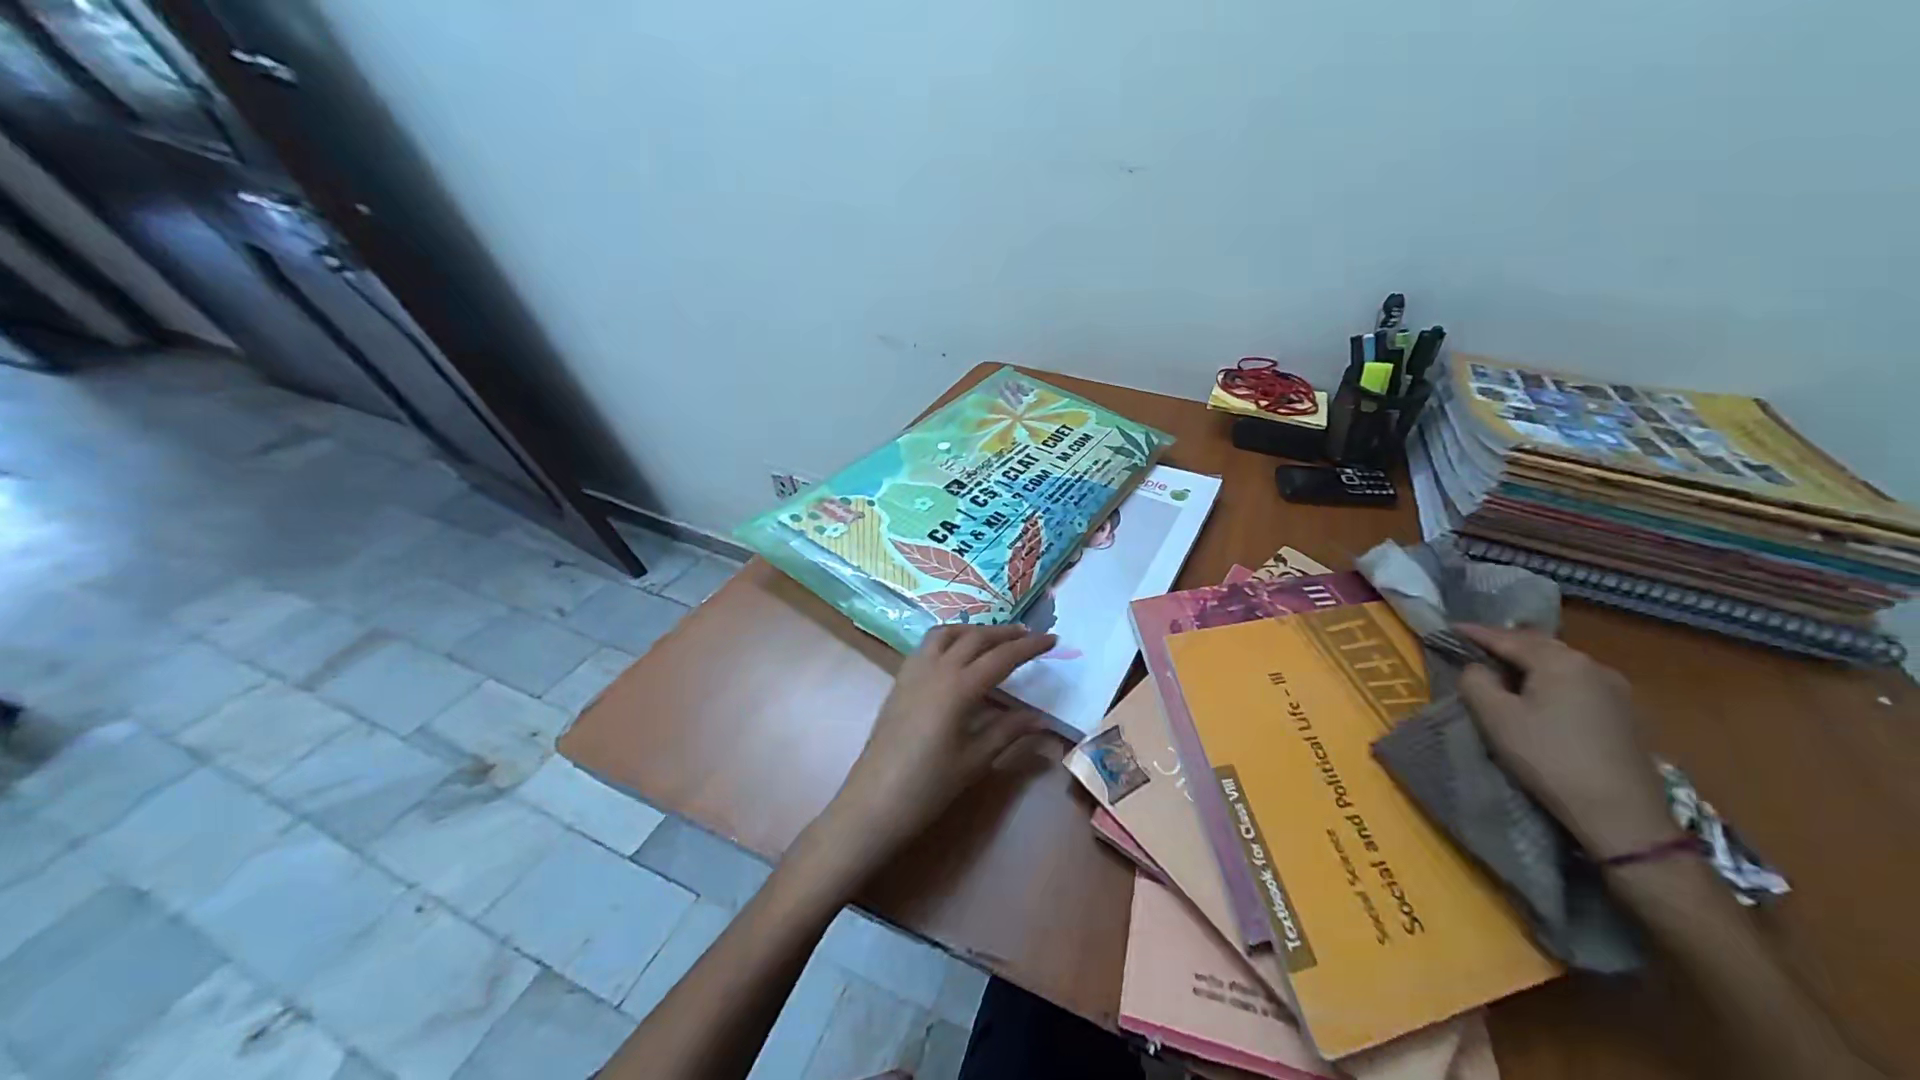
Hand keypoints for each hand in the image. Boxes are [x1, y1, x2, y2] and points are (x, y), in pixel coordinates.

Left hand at [807, 624, 1055, 875]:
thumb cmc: (929, 785)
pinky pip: (928, 645)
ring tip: (995, 638)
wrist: (874, 800)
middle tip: (1030, 635)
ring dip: (974, 630)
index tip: (1052, 640)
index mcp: (959, 687)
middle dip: (1005, 633)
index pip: (1002, 657)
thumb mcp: (976, 760)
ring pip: (947, 634)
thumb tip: (1039, 718)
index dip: (1029, 647)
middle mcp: (936, 669)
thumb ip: (1008, 731)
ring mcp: (914, 671)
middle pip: (975, 638)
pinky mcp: (900, 680)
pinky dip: (950, 639)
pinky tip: (958, 655)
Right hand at [1455, 624, 1679, 859]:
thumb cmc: (1548, 757)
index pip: (1507, 638)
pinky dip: (1552, 678)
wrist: (1620, 813)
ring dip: (1531, 661)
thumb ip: (1476, 681)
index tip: (1449, 628)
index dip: (1475, 632)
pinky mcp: (1625, 713)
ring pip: (1562, 663)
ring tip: (1506, 668)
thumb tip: (1478, 667)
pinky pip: (1578, 682)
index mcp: (1560, 662)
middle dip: (1506, 642)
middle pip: (1540, 645)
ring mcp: (1616, 689)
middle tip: (1476, 645)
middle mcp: (1592, 666)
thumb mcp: (1495, 717)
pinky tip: (1542, 692)